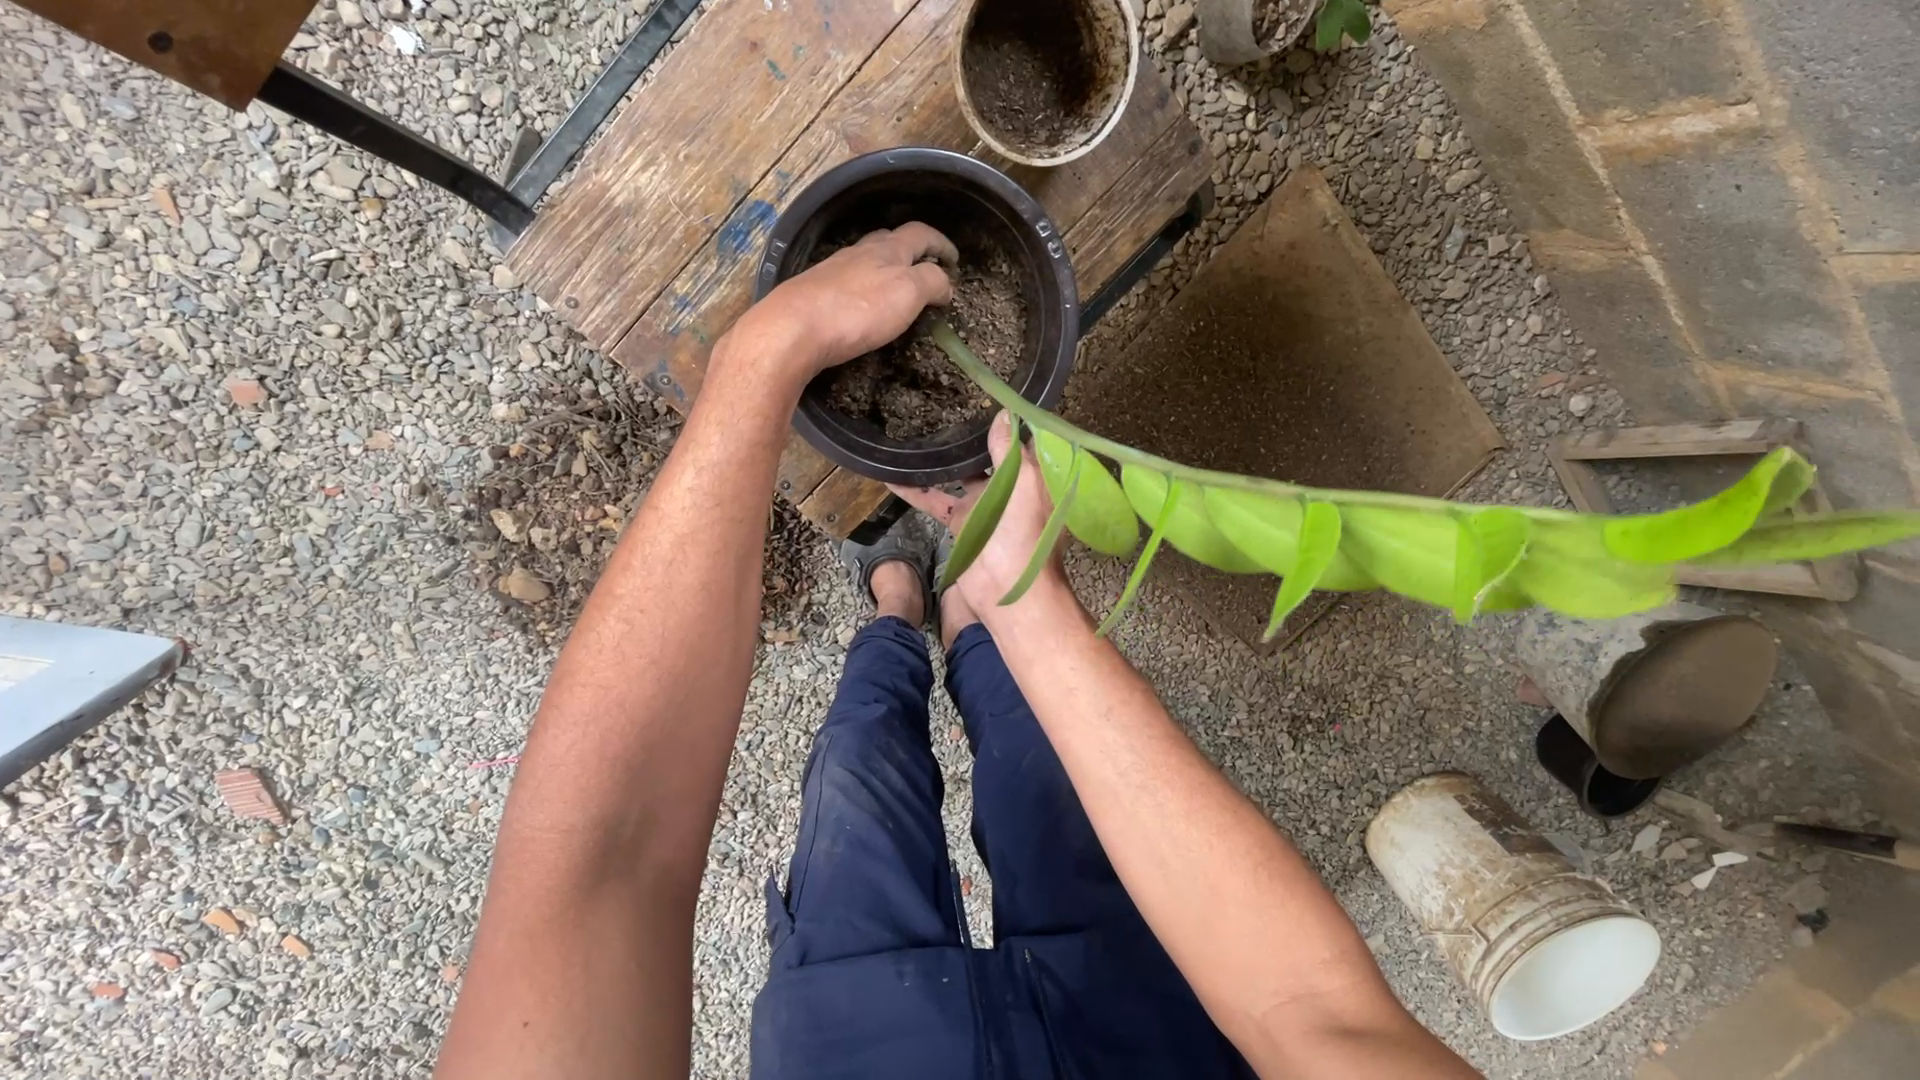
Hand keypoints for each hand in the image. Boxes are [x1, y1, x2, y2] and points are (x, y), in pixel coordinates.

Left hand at [729, 222, 957, 381]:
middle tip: (925, 271)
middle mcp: (858, 253)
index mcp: (886, 250)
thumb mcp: (907, 293)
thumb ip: (931, 283)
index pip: (920, 234)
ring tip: (896, 292)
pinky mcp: (815, 294)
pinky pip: (848, 284)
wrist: (792, 329)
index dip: (941, 244)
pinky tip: (862, 308)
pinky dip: (864, 290)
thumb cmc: (857, 310)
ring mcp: (833, 272)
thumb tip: (945, 283)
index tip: (954, 261)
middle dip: (912, 252)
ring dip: (886, 271)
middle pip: (890, 242)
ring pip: (866, 261)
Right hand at [889, 412, 1068, 614]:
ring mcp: (983, 505)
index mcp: (1033, 477)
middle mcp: (1010, 487)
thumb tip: (1003, 416)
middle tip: (948, 403)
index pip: (1023, 441)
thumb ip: (1010, 452)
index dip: (1011, 420)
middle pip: (989, 454)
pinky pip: (934, 499)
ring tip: (920, 430)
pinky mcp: (961, 521)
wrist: (1008, 590)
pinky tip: (892, 475)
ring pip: (958, 474)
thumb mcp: (1025, 484)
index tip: (991, 394)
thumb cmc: (1025, 536)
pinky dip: (914, 489)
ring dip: (942, 458)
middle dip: (973, 433)